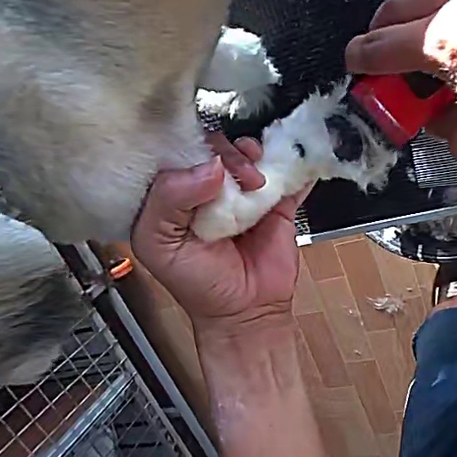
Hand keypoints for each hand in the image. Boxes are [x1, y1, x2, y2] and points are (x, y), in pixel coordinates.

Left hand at [133, 132, 301, 339]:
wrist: (246, 312)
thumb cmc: (196, 283)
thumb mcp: (158, 244)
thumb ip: (168, 200)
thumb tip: (212, 168)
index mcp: (172, 192)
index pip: (174, 149)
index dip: (186, 143)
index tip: (201, 157)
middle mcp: (208, 187)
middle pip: (217, 147)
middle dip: (227, 154)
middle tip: (237, 178)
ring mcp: (246, 194)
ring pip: (252, 153)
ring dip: (257, 154)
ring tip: (257, 180)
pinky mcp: (279, 205)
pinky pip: (291, 176)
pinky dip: (298, 164)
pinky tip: (296, 160)